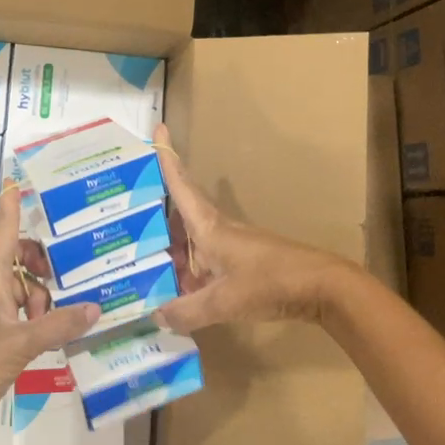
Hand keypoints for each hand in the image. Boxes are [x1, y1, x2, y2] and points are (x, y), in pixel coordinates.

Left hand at [0, 186, 99, 444]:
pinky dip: (45, 323)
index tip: (17, 185)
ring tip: (79, 306)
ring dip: (48, 298)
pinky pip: (27, 323)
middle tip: (75, 266)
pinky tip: (67, 332)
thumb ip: (58, 326)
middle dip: (43, 263)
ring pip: (25, 296)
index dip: (10, 212)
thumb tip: (95, 307)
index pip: (2, 238)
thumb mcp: (19, 344)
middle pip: (18, 265)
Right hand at [152, 124, 366, 333]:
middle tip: (123, 224)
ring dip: (170, 252)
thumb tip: (156, 316)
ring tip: (138, 265)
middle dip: (153, 219)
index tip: (157, 128)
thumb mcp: (224, 302)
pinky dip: (188, 274)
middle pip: (179, 217)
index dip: (168, 158)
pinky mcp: (242, 266)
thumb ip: (187, 311)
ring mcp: (230, 248)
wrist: (321, 286)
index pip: (181, 185)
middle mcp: (216, 231)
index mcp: (209, 227)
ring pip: (191, 244)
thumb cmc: (270, 281)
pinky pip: (205, 264)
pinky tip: (175, 294)